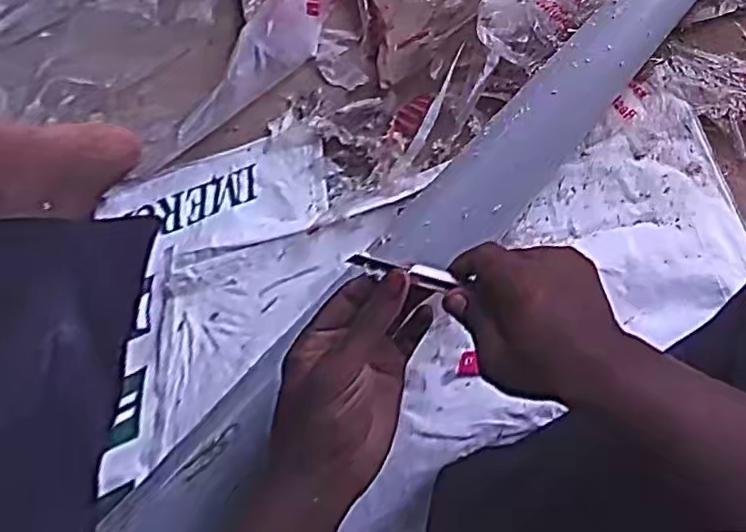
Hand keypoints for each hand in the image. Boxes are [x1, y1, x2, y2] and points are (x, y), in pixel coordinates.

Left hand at [243, 273, 432, 530]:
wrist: (326, 479)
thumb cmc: (310, 432)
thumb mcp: (340, 364)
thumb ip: (372, 319)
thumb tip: (394, 282)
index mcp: (323, 336)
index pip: (354, 292)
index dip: (380, 277)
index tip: (405, 267)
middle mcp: (346, 342)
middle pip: (379, 301)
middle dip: (402, 285)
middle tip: (426, 272)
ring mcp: (369, 357)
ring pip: (396, 316)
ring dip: (415, 299)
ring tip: (434, 284)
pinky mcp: (390, 372)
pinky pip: (408, 338)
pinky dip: (420, 322)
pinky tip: (429, 311)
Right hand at [442, 244, 640, 403]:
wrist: (598, 366)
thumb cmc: (550, 366)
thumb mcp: (494, 354)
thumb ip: (473, 319)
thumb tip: (458, 298)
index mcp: (516, 278)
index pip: (482, 255)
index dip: (465, 266)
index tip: (458, 278)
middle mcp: (542, 261)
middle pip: (506, 258)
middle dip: (494, 278)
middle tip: (489, 308)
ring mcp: (565, 261)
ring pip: (530, 261)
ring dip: (521, 279)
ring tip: (524, 315)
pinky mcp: (581, 266)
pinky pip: (552, 265)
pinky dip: (544, 280)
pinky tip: (546, 309)